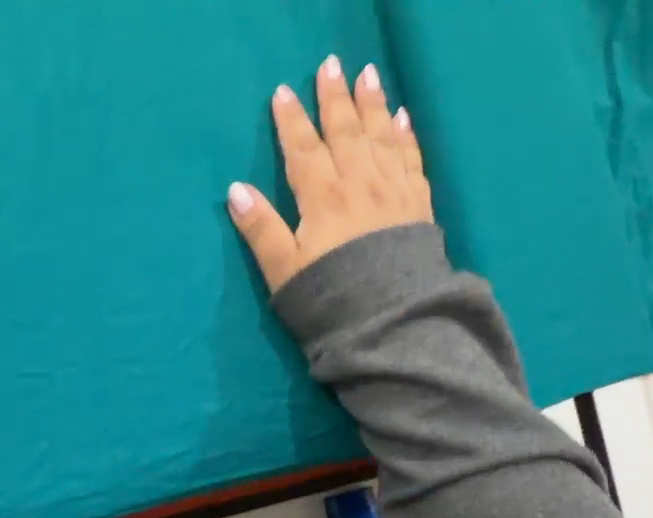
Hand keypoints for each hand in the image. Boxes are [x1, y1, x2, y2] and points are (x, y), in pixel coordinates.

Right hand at [227, 55, 433, 291]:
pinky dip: (404, 135)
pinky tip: (401, 119)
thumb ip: (260, 228)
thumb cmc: (326, 296)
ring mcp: (392, 190)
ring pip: (380, 137)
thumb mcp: (281, 269)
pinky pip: (411, 158)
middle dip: (335, 98)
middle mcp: (359, 183)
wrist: (388, 317)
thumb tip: (235, 191)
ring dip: (372, 105)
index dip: (292, 121)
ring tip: (367, 76)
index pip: (303, 150)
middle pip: (345, 132)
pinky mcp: (417, 204)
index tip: (283, 93)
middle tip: (331, 65)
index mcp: (322, 198)